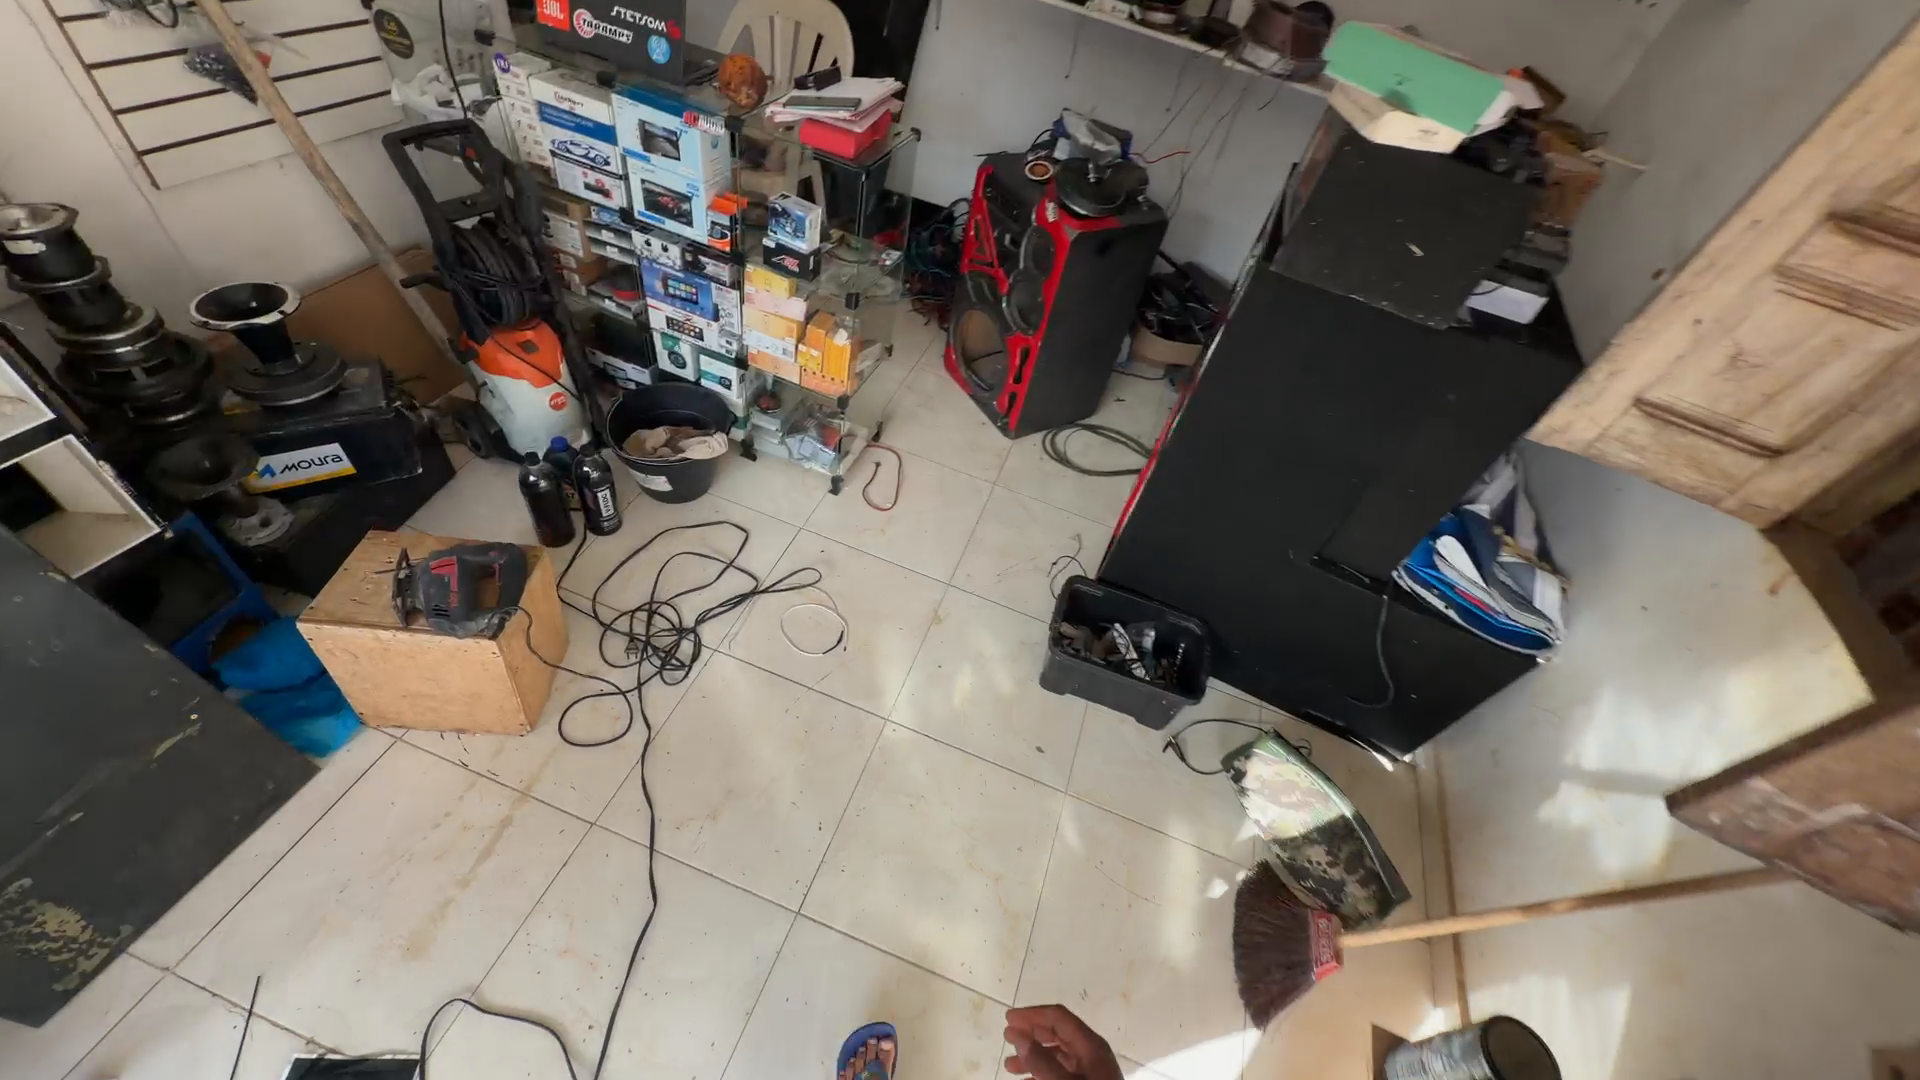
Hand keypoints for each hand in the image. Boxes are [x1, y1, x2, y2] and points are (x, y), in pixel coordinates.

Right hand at [1004, 1005, 1123, 1079]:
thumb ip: (1042, 1062)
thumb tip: (1018, 1035)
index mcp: (1091, 1046)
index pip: (1058, 1017)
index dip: (1032, 1015)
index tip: (1008, 1020)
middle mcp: (1092, 1054)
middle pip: (1057, 1033)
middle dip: (1030, 1034)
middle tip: (1006, 1037)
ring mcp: (1092, 1072)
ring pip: (1057, 1055)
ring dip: (1033, 1057)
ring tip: (1010, 1066)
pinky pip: (1062, 1073)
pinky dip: (1042, 1074)